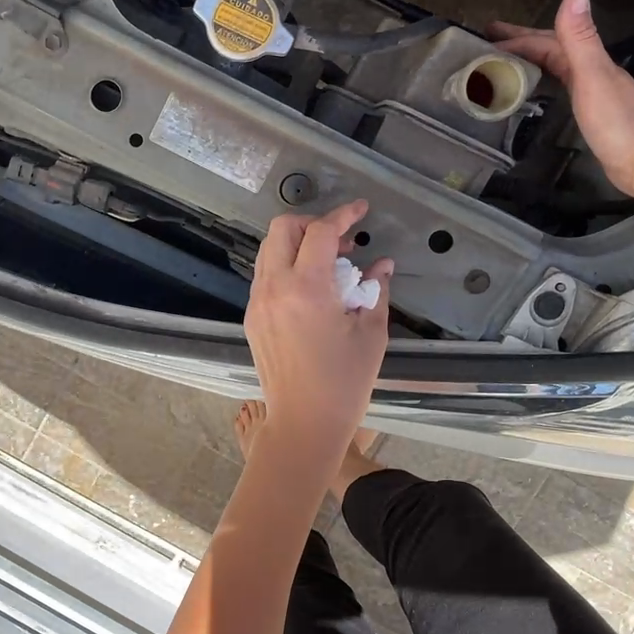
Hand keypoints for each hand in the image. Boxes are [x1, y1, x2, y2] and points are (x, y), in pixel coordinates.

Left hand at [244, 200, 391, 451]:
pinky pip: (264, 275)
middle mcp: (274, 288)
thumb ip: (375, 291)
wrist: (304, 422)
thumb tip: (382, 265)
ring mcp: (257, 302)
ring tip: (328, 265)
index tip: (361, 211)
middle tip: (340, 242)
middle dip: (311, 223)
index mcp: (306, 288)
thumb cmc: (344, 383)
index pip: (320, 232)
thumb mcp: (371, 334)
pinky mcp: (251, 317)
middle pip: (281, 229)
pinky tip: (310, 288)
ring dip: (296, 244)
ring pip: (268, 250)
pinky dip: (285, 267)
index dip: (343, 215)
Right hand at [489, 0, 633, 200]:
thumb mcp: (593, 76)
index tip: (484, 40)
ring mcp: (591, 92)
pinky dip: (542, 83)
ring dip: (529, 61)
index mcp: (588, 60)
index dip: (517, 38)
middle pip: (551, 50)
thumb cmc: (618, 121)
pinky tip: (534, 92)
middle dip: (521, 42)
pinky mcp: (589, 114)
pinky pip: (558, 89)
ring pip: (554, 68)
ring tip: (503, 63)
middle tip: (488, 41)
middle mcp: (590, 71)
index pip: (546, 42)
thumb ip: (580, 38)